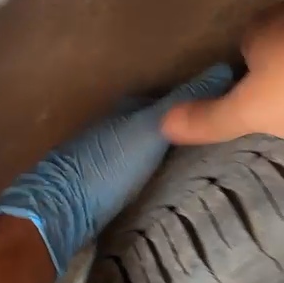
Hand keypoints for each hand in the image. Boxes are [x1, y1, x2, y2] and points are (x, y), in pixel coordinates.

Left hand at [0, 64, 233, 272]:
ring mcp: (100, 158)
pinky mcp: (97, 187)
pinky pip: (135, 171)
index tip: (221, 105)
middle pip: (154, 122)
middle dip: (181, 125)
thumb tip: (224, 69)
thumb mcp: (150, 131)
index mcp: (122, 110)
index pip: (165, 96)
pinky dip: (153, 171)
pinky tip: (168, 182)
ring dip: (166, 150)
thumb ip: (181, 103)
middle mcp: (110, 128)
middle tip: (216, 135)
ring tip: (200, 161)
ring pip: (143, 147)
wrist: (58, 213)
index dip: (193, 99)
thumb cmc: (107, 166)